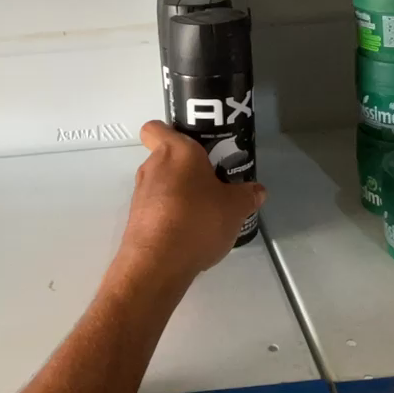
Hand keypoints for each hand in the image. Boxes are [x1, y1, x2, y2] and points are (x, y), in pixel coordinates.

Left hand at [113, 121, 265, 290]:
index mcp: (176, 151)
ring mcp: (141, 193)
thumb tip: (257, 190)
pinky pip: (157, 208)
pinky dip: (170, 215)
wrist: (157, 264)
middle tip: (212, 184)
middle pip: (166, 157)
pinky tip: (189, 234)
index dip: (169, 132)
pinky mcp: (136, 218)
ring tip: (204, 214)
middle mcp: (153, 166)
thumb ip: (247, 195)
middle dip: (187, 169)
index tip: (193, 147)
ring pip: (162, 184)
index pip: (156, 127)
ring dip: (179, 194)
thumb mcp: (235, 208)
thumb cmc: (198, 220)